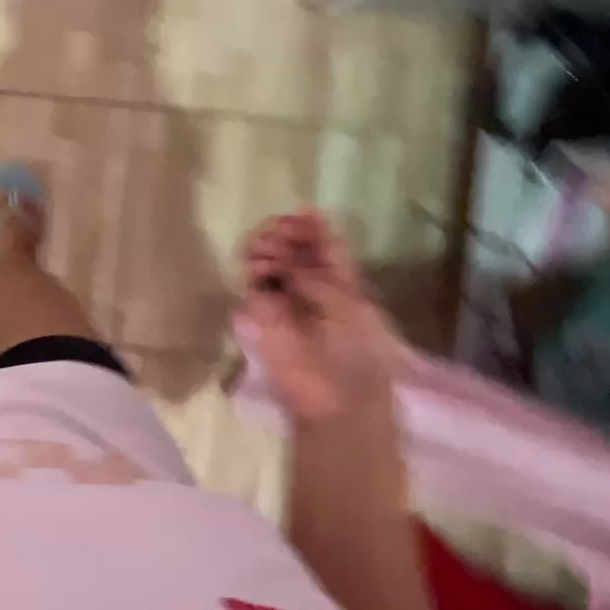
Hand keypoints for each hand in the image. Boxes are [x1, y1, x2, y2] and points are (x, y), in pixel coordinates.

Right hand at [238, 210, 401, 431]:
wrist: (335, 397)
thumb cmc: (356, 352)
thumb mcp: (348, 303)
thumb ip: (316, 273)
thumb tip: (286, 253)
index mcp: (342, 281)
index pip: (325, 244)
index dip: (313, 226)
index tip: (301, 212)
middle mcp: (311, 285)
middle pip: (293, 247)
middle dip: (285, 233)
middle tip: (278, 231)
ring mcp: (284, 299)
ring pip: (269, 259)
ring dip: (267, 246)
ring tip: (268, 251)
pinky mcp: (261, 313)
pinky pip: (254, 282)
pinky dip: (255, 269)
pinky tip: (260, 269)